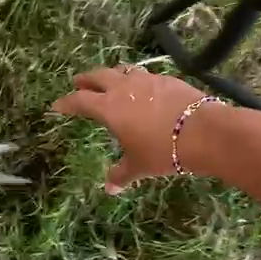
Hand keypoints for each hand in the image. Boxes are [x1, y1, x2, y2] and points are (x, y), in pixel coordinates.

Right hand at [50, 66, 208, 193]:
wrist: (203, 132)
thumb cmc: (163, 150)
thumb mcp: (139, 166)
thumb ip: (121, 174)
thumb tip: (109, 189)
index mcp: (109, 107)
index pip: (80, 100)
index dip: (66, 103)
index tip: (57, 105)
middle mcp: (124, 88)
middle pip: (98, 76)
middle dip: (86, 80)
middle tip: (78, 82)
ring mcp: (147, 80)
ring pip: (123, 70)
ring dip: (113, 74)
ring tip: (111, 80)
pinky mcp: (167, 79)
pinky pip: (146, 75)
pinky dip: (138, 79)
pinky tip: (144, 88)